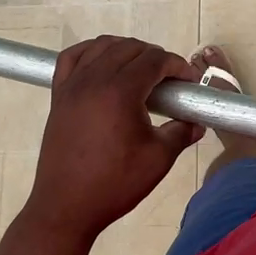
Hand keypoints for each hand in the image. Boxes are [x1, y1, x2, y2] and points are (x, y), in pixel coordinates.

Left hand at [23, 36, 203, 240]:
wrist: (65, 208)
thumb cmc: (114, 184)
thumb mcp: (158, 159)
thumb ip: (181, 133)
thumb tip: (197, 123)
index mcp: (120, 91)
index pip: (155, 60)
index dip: (178, 66)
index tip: (189, 82)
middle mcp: (94, 79)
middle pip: (130, 48)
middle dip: (155, 57)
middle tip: (169, 82)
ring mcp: (72, 85)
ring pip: (102, 46)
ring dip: (126, 50)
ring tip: (139, 72)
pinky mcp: (58, 95)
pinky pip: (72, 57)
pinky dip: (90, 52)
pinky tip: (102, 63)